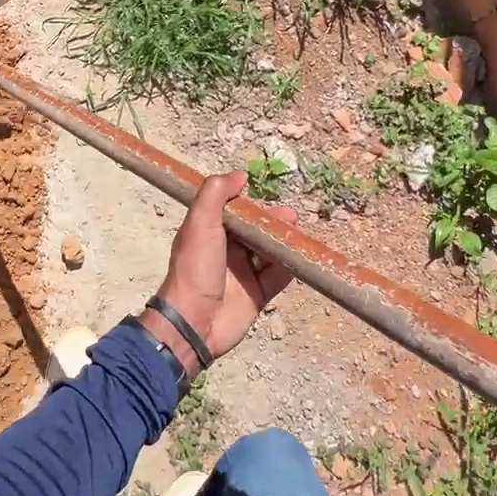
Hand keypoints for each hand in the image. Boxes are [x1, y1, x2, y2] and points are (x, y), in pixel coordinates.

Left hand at [144, 172, 296, 372]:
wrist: (195, 321)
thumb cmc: (195, 267)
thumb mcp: (200, 223)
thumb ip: (215, 194)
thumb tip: (239, 175)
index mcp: (208, 232)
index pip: (231, 211)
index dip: (247, 202)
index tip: (263, 194)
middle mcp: (225, 250)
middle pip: (254, 230)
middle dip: (271, 221)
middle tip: (289, 216)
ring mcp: (242, 273)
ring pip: (268, 251)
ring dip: (283, 242)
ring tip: (297, 233)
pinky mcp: (257, 294)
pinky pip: (278, 276)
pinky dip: (290, 267)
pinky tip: (301, 257)